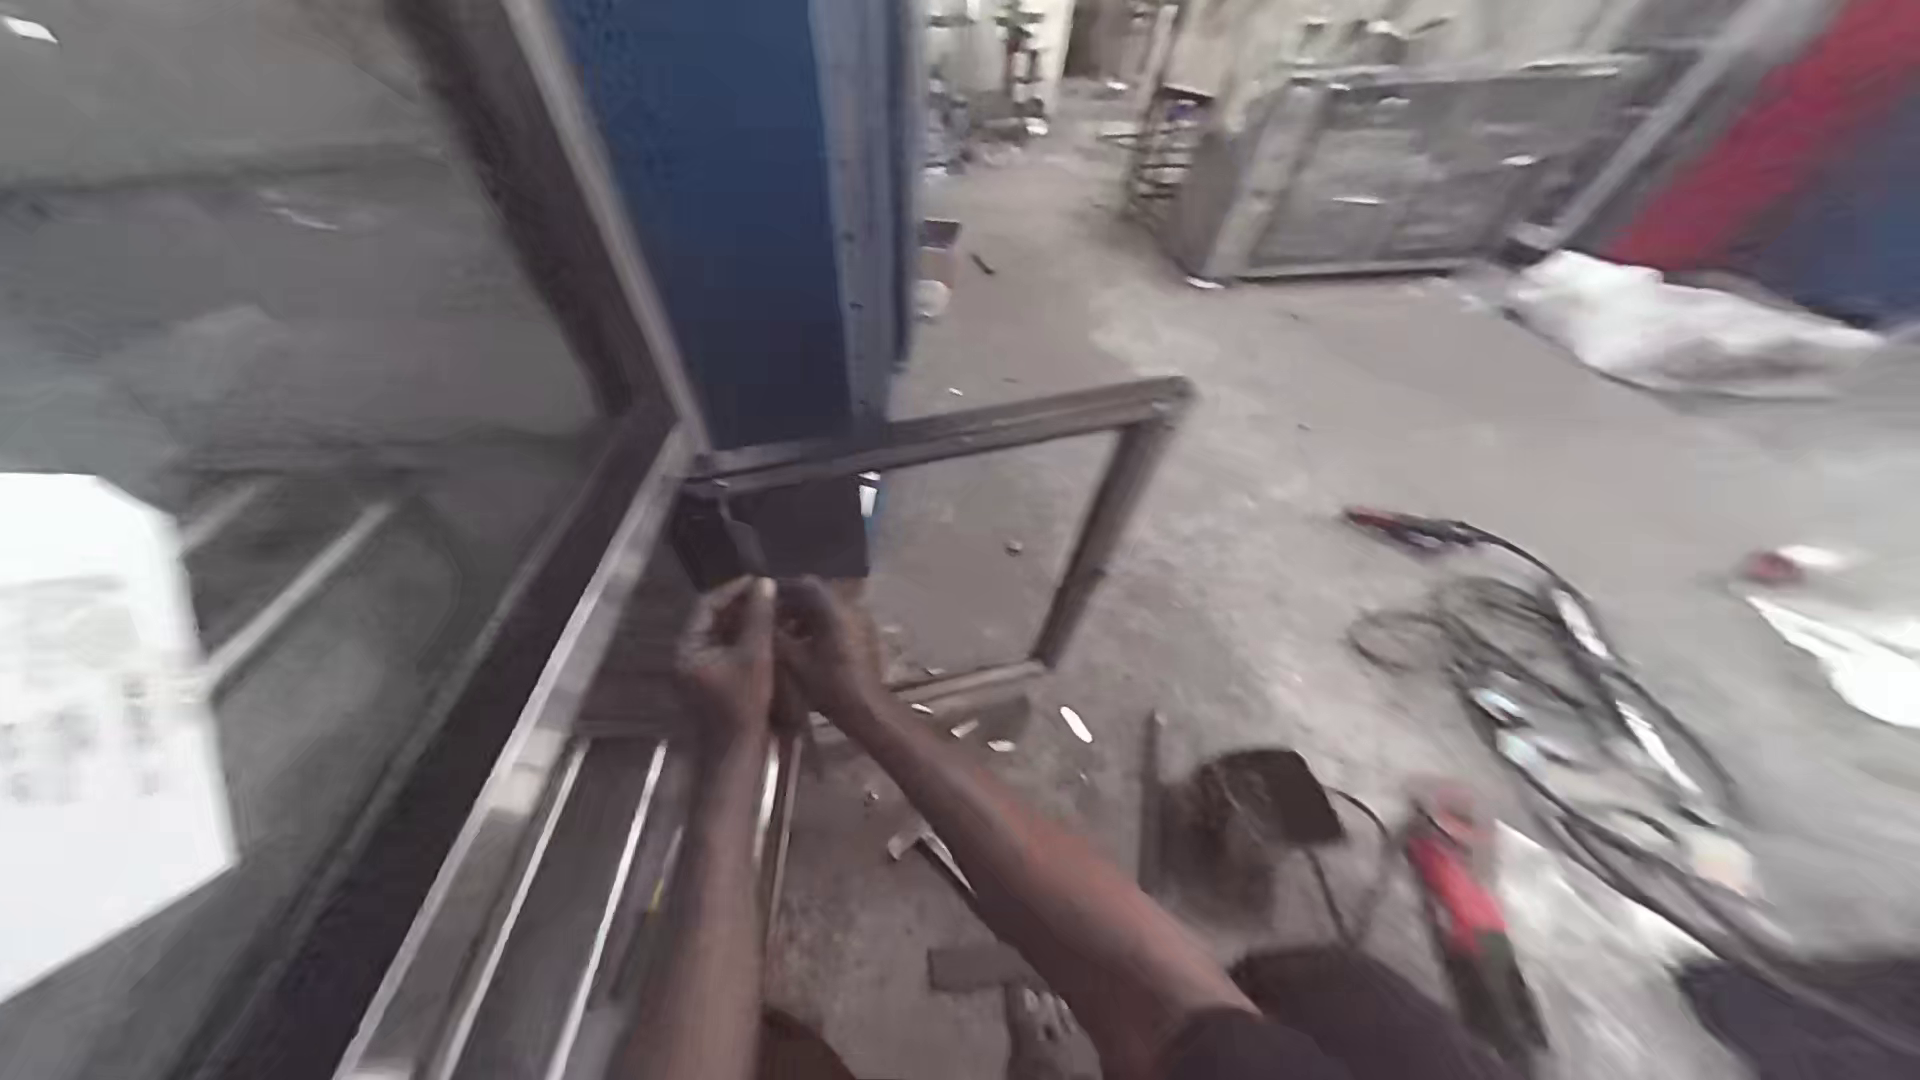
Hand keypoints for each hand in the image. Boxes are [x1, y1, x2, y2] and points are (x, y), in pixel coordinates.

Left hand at [676, 577, 775, 743]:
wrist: (738, 754)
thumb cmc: (744, 705)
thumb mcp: (755, 655)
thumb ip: (759, 617)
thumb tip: (765, 583)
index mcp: (687, 648)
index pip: (706, 605)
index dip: (733, 589)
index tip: (759, 581)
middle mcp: (688, 655)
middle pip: (713, 618)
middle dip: (741, 605)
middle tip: (769, 594)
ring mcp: (700, 670)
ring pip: (723, 634)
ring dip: (746, 621)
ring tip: (773, 610)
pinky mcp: (715, 681)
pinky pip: (729, 649)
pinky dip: (747, 638)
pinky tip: (769, 634)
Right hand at [773, 576, 888, 723]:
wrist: (866, 708)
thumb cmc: (830, 684)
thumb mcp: (794, 661)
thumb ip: (775, 635)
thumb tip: (759, 618)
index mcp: (835, 609)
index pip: (806, 584)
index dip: (782, 588)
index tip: (763, 597)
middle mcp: (851, 608)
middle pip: (817, 596)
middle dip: (791, 604)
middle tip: (769, 616)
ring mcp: (861, 620)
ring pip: (827, 609)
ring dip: (804, 616)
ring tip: (782, 632)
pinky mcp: (864, 634)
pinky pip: (838, 621)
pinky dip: (818, 626)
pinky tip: (802, 643)